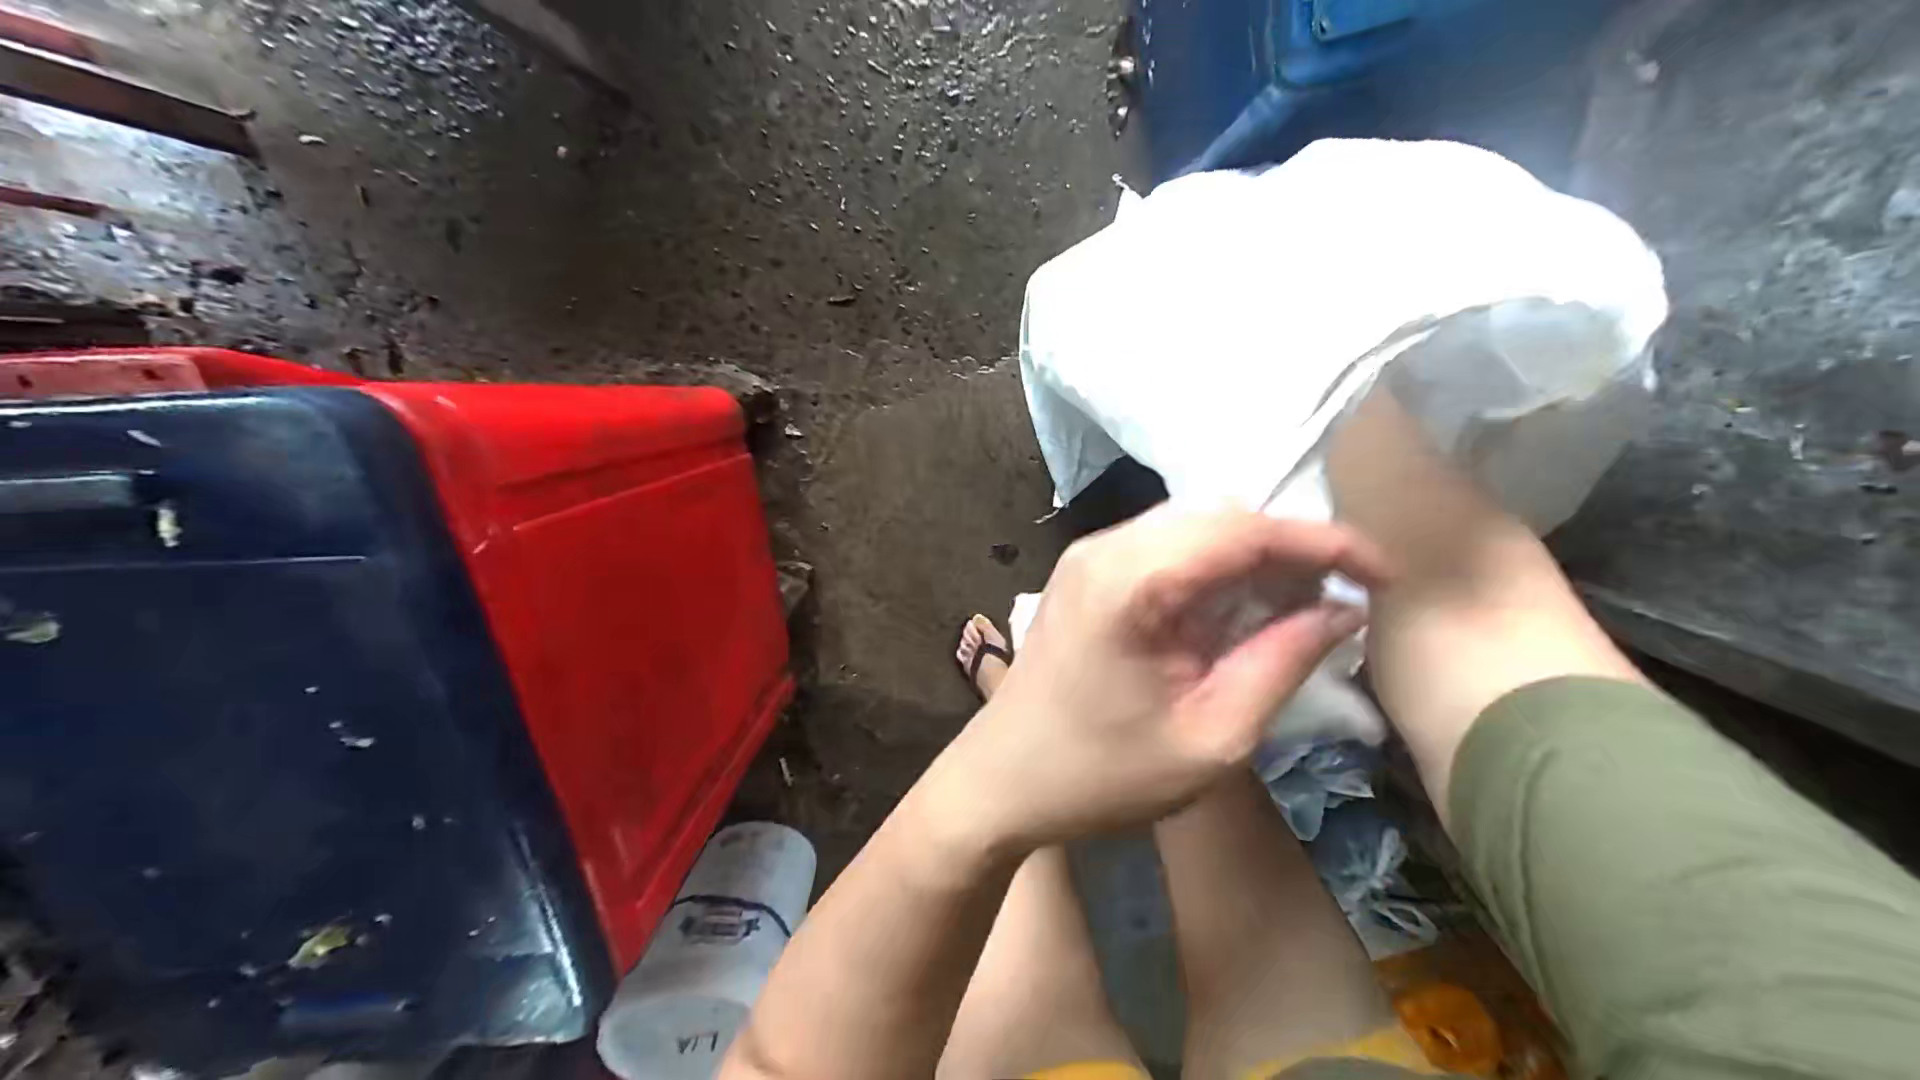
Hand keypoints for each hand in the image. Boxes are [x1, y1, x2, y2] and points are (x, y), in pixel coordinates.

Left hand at [929, 507, 1389, 851]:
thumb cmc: (1101, 775)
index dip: (1324, 542)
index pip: (1244, 530)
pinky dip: (1212, 569)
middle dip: (1288, 549)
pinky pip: (1164, 549)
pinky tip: (1235, 610)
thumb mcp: (1211, 738)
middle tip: (1338, 599)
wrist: (1001, 780)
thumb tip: (1341, 610)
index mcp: (1128, 580)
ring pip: (1192, 528)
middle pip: (1218, 518)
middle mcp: (1103, 549)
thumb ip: (1280, 663)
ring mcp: (1087, 556)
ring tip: (1295, 607)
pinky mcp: (1084, 575)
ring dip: (1250, 558)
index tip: (1384, 576)